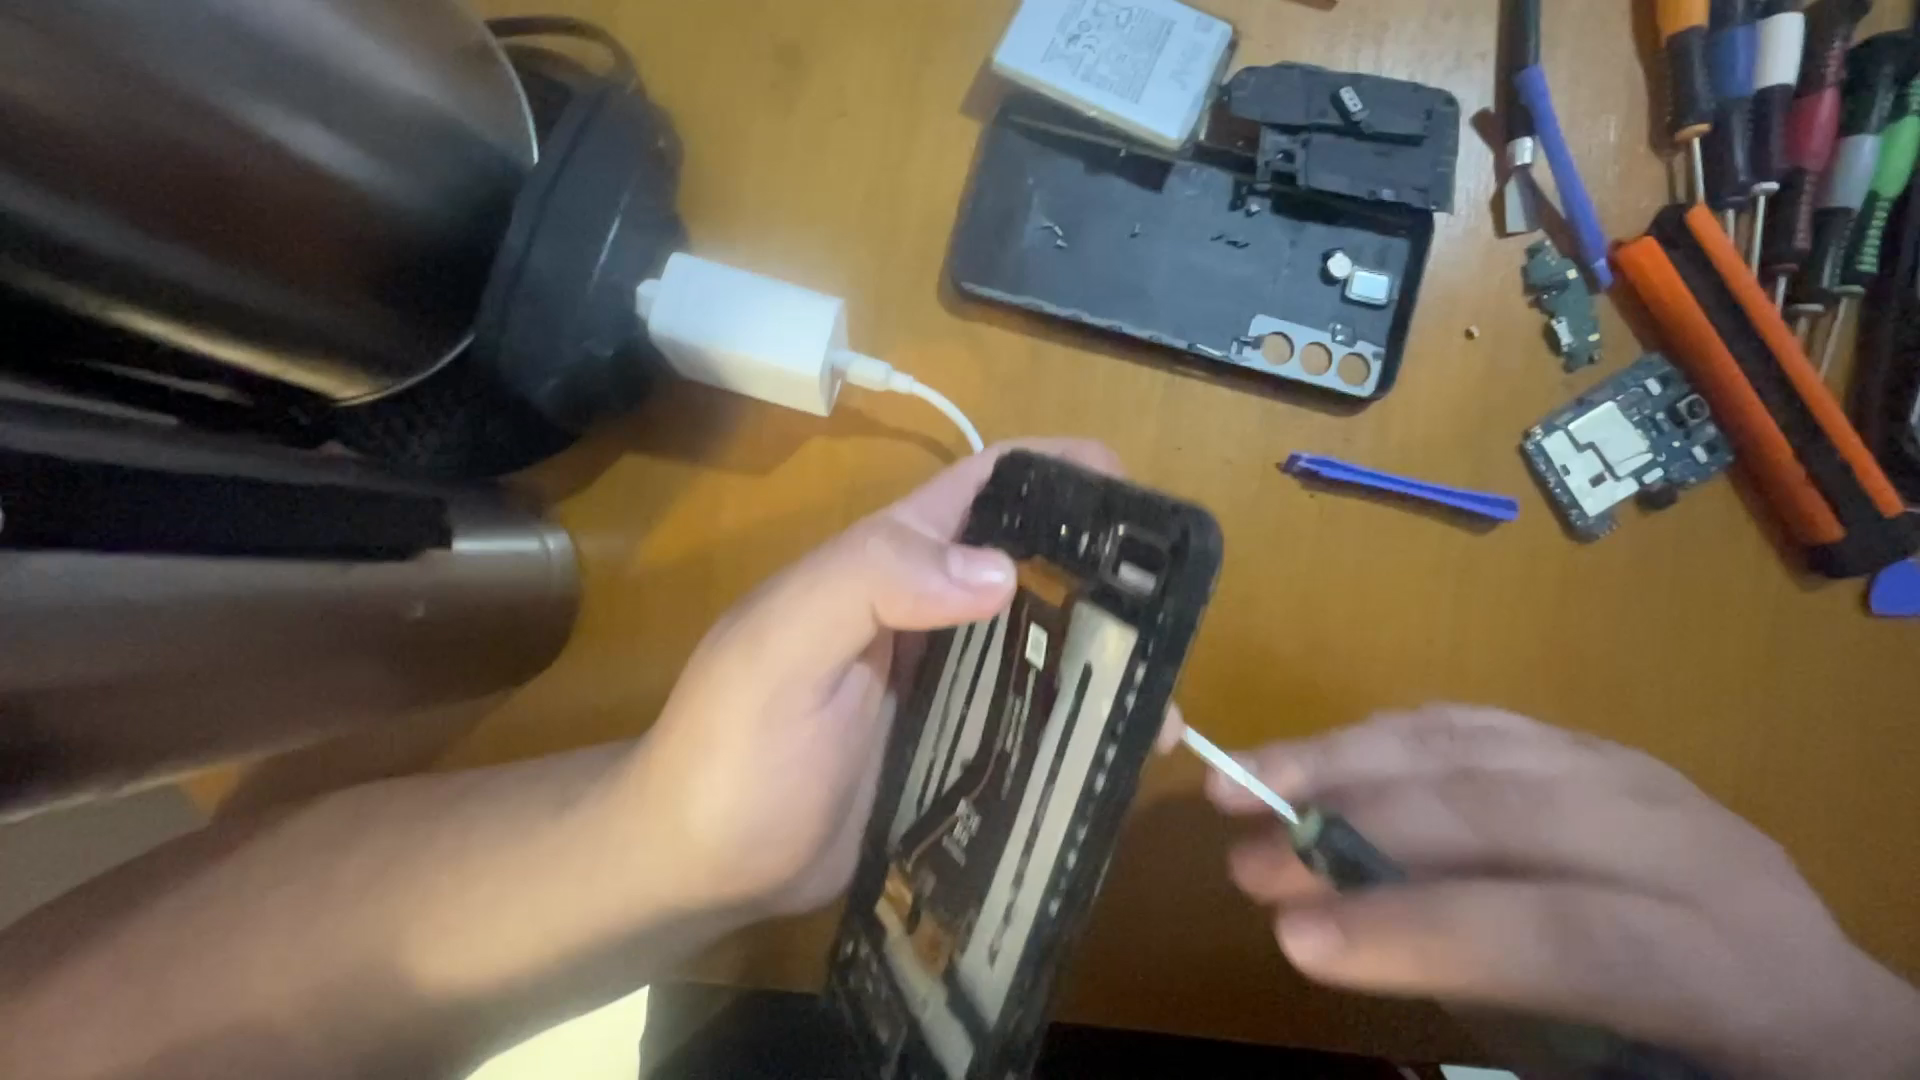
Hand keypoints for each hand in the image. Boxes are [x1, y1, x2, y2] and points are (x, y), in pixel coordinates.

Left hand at [626, 439, 1120, 920]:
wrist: (702, 861)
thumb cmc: (732, 745)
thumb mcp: (781, 643)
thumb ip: (871, 582)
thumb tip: (999, 570)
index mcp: (888, 561)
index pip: (982, 488)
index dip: (1054, 472)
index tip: (1133, 494)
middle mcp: (927, 611)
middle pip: (1029, 567)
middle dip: (1100, 577)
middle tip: (1175, 615)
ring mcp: (946, 682)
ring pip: (1040, 646)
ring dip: (1100, 660)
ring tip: (1164, 702)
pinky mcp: (956, 747)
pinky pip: (1029, 720)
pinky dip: (1075, 725)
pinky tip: (1118, 754)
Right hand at [1208, 706, 1919, 1079]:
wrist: (1790, 994)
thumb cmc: (1692, 1059)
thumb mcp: (1608, 1065)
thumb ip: (1490, 996)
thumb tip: (1332, 925)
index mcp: (1740, 962)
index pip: (1569, 932)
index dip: (1423, 929)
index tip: (1293, 939)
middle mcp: (1686, 842)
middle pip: (1500, 811)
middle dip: (1355, 832)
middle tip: (1244, 865)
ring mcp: (1625, 771)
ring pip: (1469, 744)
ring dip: (1337, 761)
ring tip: (1240, 785)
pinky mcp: (1573, 742)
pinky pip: (1460, 721)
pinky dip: (1370, 738)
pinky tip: (1307, 757)